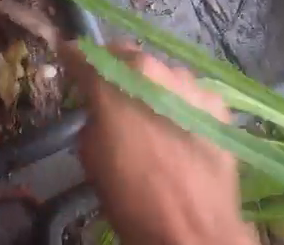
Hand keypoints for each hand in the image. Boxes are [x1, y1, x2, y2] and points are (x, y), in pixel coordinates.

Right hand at [68, 42, 253, 244]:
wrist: (196, 233)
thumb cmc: (133, 197)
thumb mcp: (91, 156)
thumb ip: (91, 117)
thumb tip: (97, 108)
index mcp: (114, 79)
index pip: (85, 56)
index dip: (73, 59)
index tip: (68, 60)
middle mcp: (152, 68)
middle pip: (125, 56)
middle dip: (113, 68)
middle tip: (110, 91)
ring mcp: (188, 82)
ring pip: (160, 72)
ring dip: (149, 85)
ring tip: (150, 113)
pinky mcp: (215, 102)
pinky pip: (188, 93)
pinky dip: (179, 103)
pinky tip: (179, 127)